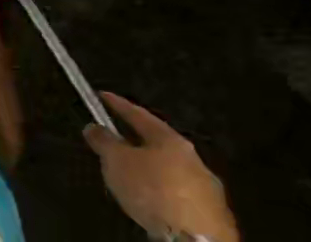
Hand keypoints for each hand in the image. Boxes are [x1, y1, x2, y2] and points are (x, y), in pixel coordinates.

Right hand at [85, 91, 238, 240]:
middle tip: (113, 137)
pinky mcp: (214, 215)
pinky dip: (161, 188)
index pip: (139, 115)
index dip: (118, 104)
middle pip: (158, 144)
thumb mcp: (114, 159)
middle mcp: (195, 161)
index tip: (101, 95)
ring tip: (128, 171)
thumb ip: (103, 140)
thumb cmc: (151, 189)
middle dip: (135, 140)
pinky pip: (179, 191)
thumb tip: (96, 128)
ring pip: (171, 169)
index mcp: (172, 141)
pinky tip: (149, 196)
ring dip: (150, 167)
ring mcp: (209, 190)